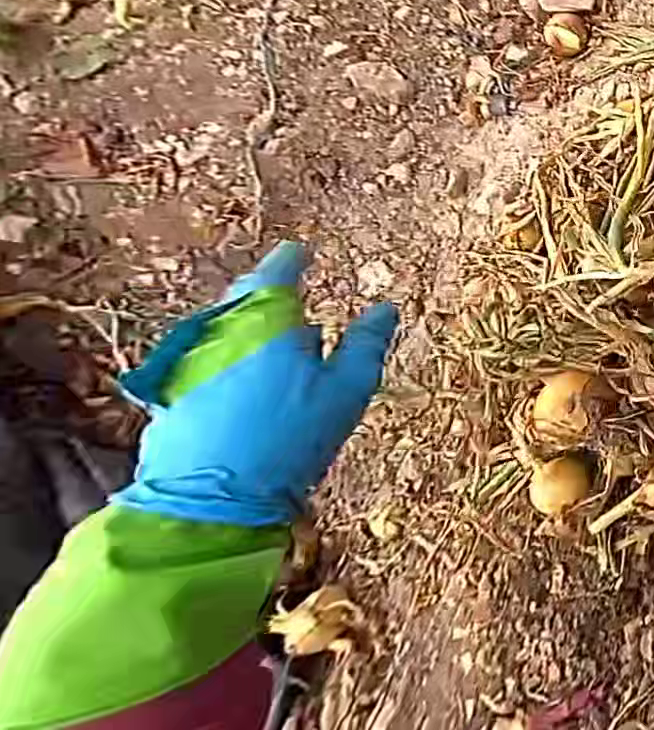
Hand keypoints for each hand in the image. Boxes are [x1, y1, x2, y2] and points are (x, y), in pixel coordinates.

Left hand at [114, 242, 397, 526]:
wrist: (209, 500)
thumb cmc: (293, 433)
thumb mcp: (349, 387)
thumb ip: (366, 342)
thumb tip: (384, 308)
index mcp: (265, 330)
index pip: (274, 281)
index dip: (288, 263)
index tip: (300, 248)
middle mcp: (218, 340)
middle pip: (239, 303)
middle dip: (264, 290)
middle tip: (285, 280)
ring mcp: (189, 370)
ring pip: (220, 329)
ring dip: (247, 319)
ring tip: (274, 320)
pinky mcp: (174, 398)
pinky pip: (207, 355)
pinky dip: (231, 347)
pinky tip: (249, 362)